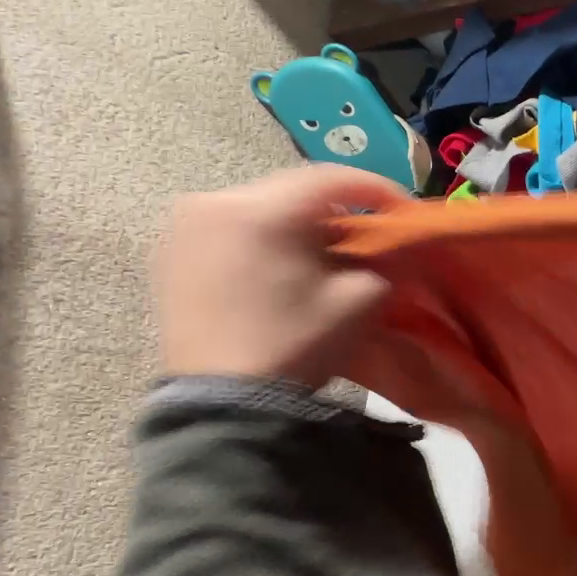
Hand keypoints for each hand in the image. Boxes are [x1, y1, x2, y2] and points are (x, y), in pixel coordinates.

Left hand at [157, 166, 409, 385]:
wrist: (226, 397)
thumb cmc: (299, 341)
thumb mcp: (363, 298)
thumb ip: (382, 259)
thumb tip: (388, 244)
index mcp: (260, 209)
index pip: (332, 178)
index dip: (379, 190)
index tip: (407, 212)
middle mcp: (212, 202)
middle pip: (293, 191)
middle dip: (338, 211)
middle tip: (370, 237)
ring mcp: (182, 226)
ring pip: (261, 209)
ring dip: (301, 226)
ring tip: (329, 256)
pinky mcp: (170, 253)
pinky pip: (233, 229)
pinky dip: (268, 240)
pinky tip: (289, 268)